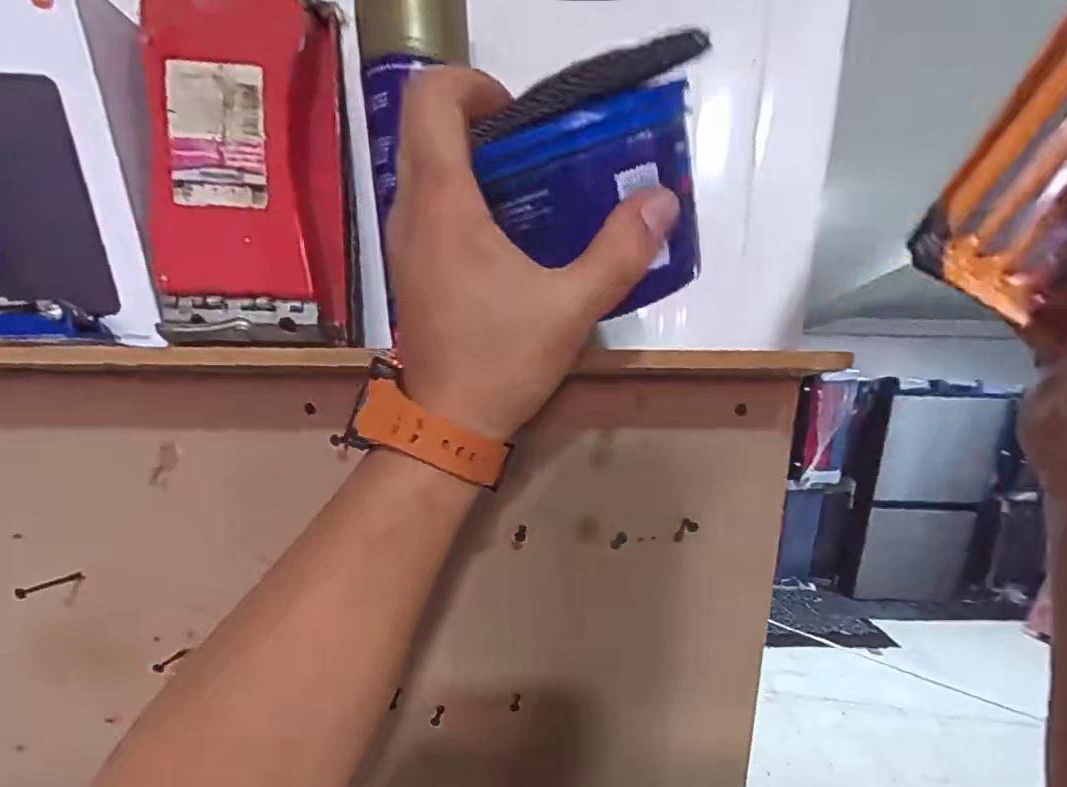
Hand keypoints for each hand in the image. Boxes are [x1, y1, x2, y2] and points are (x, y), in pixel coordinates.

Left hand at [385, 67, 681, 439]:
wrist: (449, 422)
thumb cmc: (504, 361)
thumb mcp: (572, 308)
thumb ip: (619, 253)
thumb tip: (661, 201)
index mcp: (444, 203)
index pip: (433, 98)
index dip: (474, 85)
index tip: (521, 115)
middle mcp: (411, 211)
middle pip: (425, 128)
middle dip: (478, 123)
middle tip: (536, 156)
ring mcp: (404, 243)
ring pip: (423, 169)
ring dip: (470, 163)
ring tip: (529, 197)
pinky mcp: (411, 270)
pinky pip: (428, 209)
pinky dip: (462, 201)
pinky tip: (507, 244)